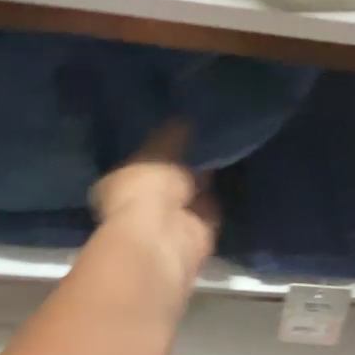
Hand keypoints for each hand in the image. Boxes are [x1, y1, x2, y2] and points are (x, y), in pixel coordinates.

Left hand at [88, 121, 218, 289]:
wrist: (165, 235)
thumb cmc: (146, 189)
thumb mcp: (155, 151)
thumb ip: (170, 136)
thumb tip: (184, 119)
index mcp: (122, 183)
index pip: (141, 161)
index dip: (158, 147)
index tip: (178, 129)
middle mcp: (144, 203)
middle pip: (168, 178)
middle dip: (184, 163)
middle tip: (205, 135)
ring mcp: (172, 220)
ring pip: (192, 193)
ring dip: (204, 177)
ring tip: (223, 148)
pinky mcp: (199, 231)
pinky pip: (212, 208)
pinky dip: (221, 194)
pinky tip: (233, 171)